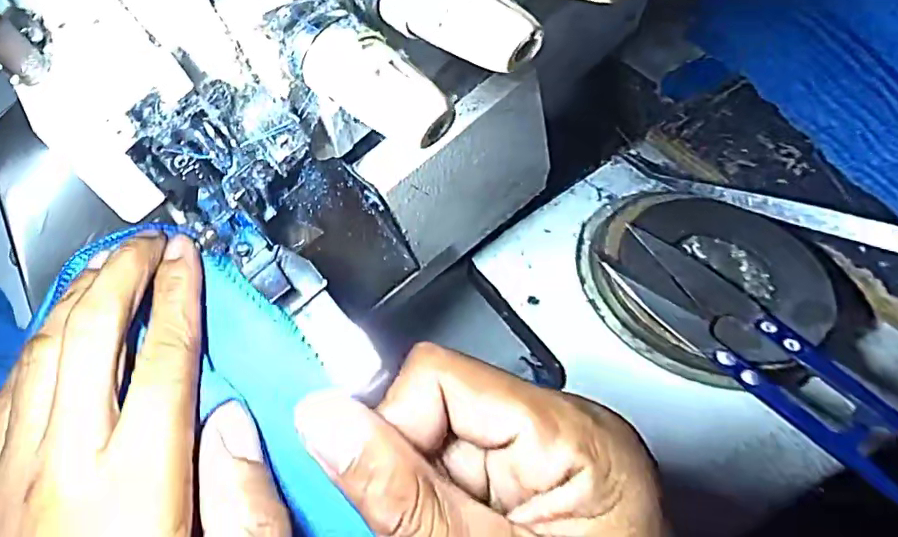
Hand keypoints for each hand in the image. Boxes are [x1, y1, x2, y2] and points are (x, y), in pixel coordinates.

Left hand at [0, 232, 203, 536]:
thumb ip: (241, 515)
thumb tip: (232, 424)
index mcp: (132, 499)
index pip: (163, 363)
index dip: (177, 295)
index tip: (184, 256)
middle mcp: (64, 469)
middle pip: (93, 332)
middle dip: (123, 270)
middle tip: (147, 242)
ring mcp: (14, 472)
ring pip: (43, 346)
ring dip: (77, 293)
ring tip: (104, 265)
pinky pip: (9, 387)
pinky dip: (38, 341)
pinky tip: (54, 326)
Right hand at [289, 342, 664, 535]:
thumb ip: (405, 491)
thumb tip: (322, 418)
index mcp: (576, 438)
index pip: (432, 376)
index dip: (398, 430)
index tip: (399, 494)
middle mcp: (562, 435)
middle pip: (422, 405)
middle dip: (406, 468)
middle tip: (429, 529)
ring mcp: (545, 464)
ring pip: (422, 438)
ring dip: (414, 490)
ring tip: (442, 535)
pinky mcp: (527, 488)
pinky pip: (441, 465)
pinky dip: (426, 502)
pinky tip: (444, 530)